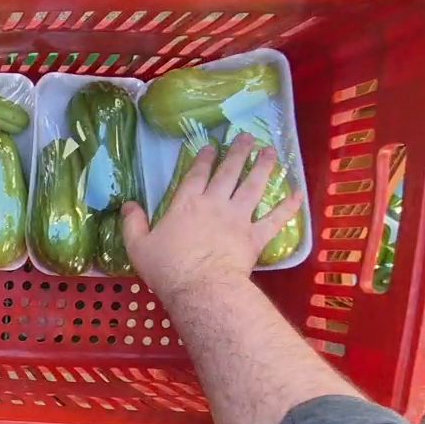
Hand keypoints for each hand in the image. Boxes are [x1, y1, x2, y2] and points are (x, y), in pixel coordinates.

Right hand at [120, 133, 298, 302]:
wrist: (200, 287)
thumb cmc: (166, 267)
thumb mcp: (138, 247)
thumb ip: (133, 224)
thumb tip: (127, 204)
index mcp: (186, 205)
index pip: (196, 175)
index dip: (204, 158)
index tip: (212, 145)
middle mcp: (215, 204)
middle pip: (229, 173)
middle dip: (238, 152)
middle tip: (248, 137)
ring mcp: (238, 218)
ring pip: (254, 186)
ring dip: (263, 167)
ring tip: (271, 152)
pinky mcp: (256, 235)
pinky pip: (276, 218)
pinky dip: (288, 205)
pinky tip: (297, 192)